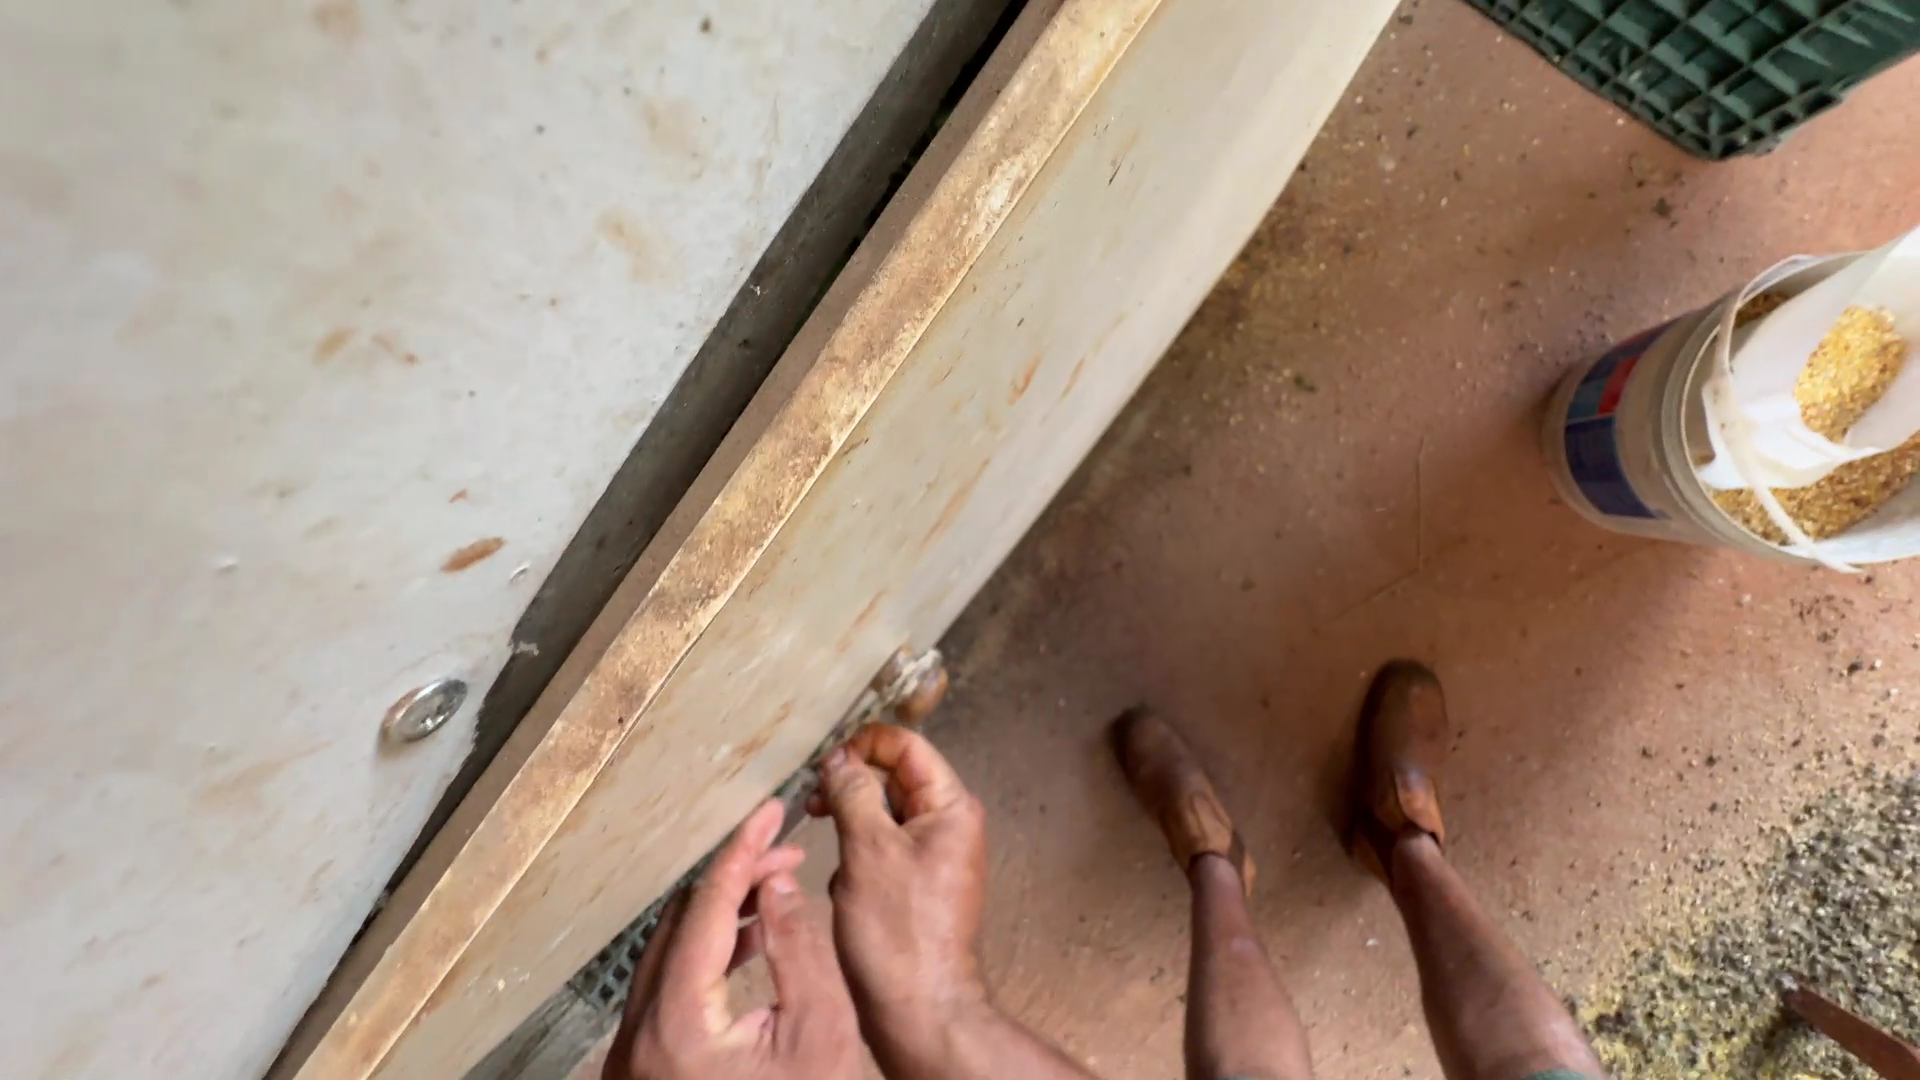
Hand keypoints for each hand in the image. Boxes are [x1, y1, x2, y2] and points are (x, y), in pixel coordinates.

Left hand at [604, 799, 862, 1079]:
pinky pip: (670, 982)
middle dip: (736, 875)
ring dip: (725, 909)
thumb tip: (775, 880)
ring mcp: (633, 1057)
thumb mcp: (821, 1030)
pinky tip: (750, 939)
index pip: (708, 904)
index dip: (744, 848)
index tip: (772, 808)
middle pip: (682, 921)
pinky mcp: (645, 1067)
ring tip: (777, 886)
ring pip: (672, 949)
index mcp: (675, 1024)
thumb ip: (797, 945)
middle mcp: (636, 1036)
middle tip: (787, 851)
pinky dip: (710, 949)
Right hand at [811, 724, 991, 1064]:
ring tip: (822, 832)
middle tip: (813, 799)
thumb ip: (853, 793)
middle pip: (895, 776)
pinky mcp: (916, 879)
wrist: (919, 1009)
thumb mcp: (868, 849)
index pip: (908, 746)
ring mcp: (934, 852)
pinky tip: (843, 879)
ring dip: (851, 818)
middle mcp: (948, 822)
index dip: (866, 744)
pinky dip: (858, 851)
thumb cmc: (898, 929)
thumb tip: (838, 757)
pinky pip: (883, 845)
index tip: (826, 760)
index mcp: (950, 805)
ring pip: (885, 812)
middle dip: (853, 782)